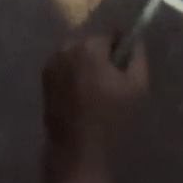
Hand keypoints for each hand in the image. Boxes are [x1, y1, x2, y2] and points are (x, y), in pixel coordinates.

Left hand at [42, 37, 147, 162]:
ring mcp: (52, 62)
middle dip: (101, 56)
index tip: (124, 67)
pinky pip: (65, 65)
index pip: (110, 35)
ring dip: (86, 63)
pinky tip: (79, 94)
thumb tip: (134, 40)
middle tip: (110, 81)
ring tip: (94, 89)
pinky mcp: (44, 77)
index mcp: (89, 47)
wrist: (77, 147)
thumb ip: (138, 58)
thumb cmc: (111, 118)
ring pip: (77, 53)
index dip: (120, 50)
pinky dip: (72, 72)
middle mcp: (67, 48)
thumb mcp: (137, 87)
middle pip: (91, 43)